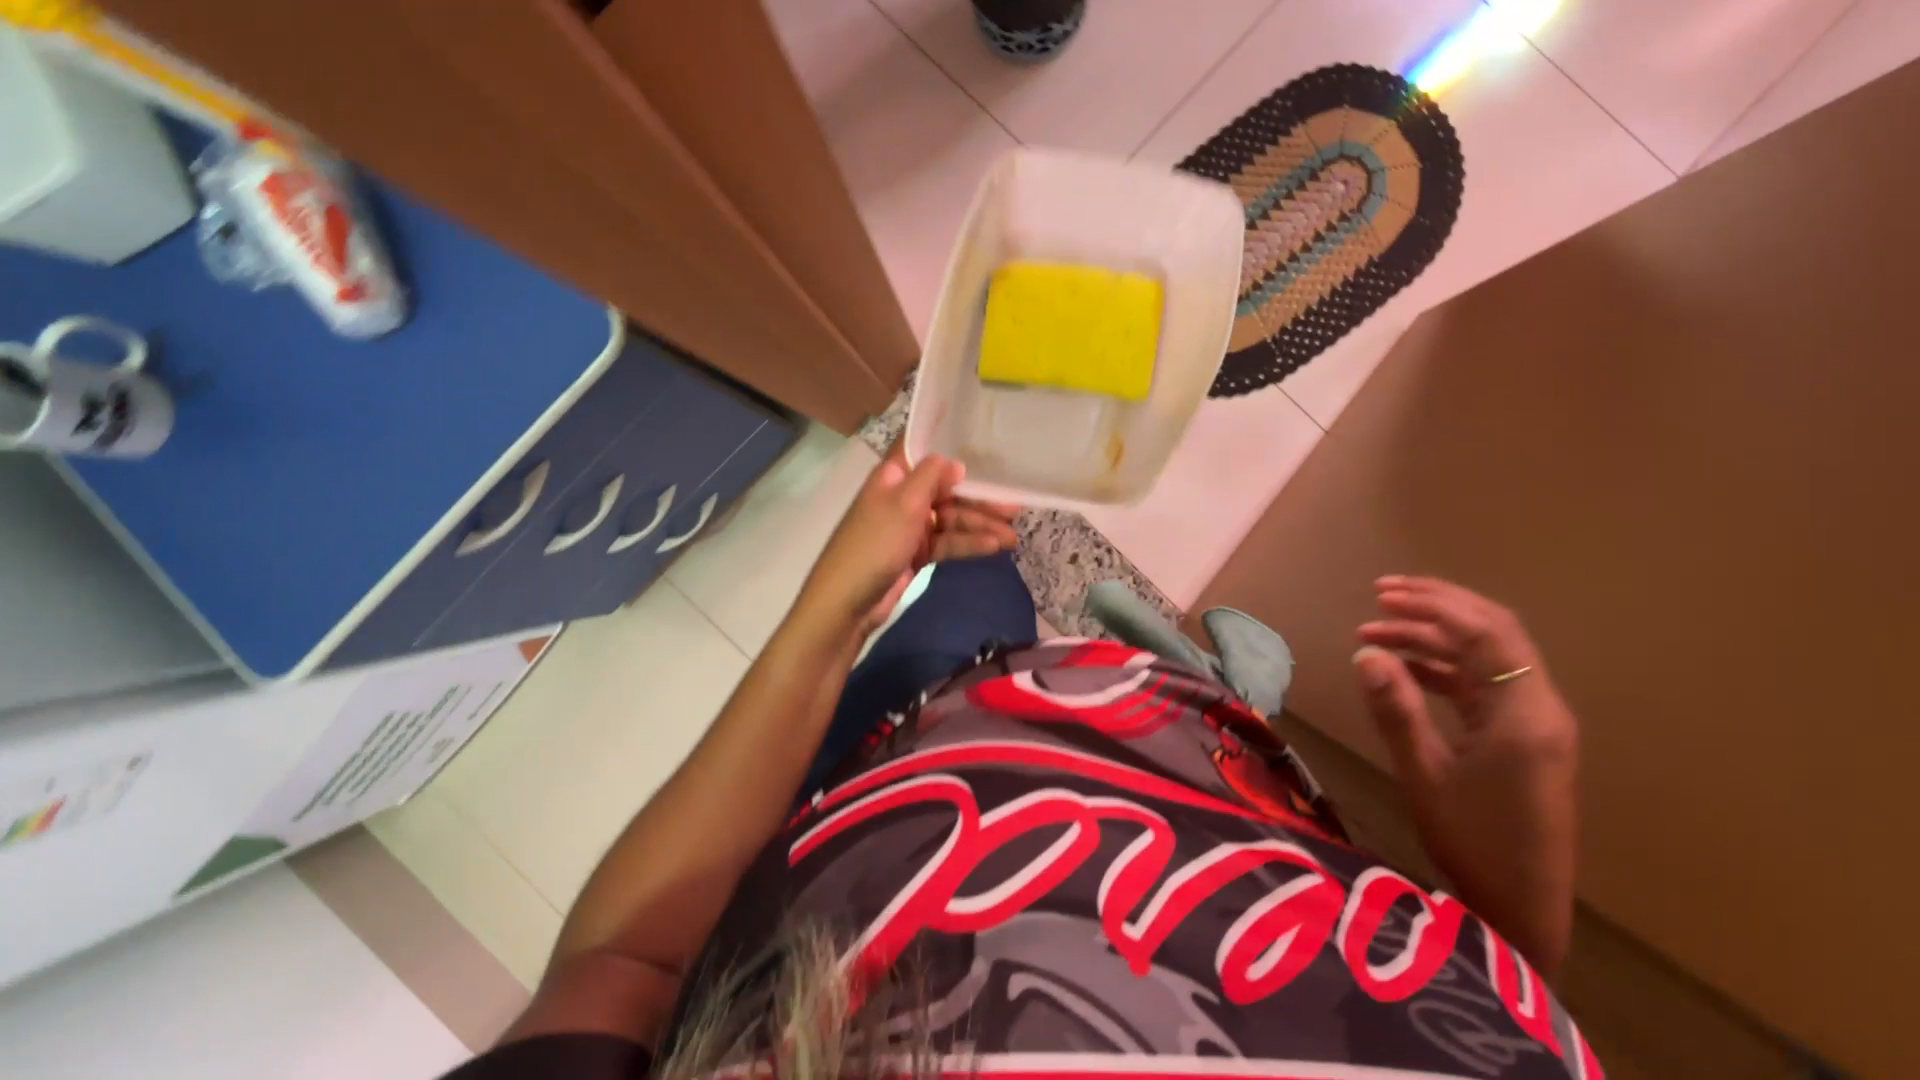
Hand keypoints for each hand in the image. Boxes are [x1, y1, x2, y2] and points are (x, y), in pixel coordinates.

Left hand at [796, 444, 1018, 635]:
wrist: (847, 602)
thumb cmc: (873, 544)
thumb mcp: (904, 504)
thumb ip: (931, 477)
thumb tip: (955, 462)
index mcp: (893, 477)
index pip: (922, 450)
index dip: (949, 445)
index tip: (982, 443)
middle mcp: (902, 497)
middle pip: (946, 490)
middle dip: (978, 499)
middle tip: (1015, 507)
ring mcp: (909, 527)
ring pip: (950, 519)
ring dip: (980, 526)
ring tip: (1012, 537)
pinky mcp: (915, 553)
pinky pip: (947, 542)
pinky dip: (968, 544)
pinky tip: (993, 547)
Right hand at [1352, 575, 1577, 975]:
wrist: (1522, 905)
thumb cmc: (1472, 841)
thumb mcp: (1424, 774)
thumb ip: (1396, 709)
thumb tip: (1366, 653)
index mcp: (1523, 714)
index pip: (1484, 635)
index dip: (1434, 607)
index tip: (1382, 596)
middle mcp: (1539, 707)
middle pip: (1495, 634)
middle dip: (1439, 608)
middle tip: (1383, 595)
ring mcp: (1536, 723)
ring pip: (1489, 658)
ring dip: (1437, 639)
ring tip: (1378, 632)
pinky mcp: (1525, 738)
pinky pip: (1486, 685)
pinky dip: (1446, 668)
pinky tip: (1405, 670)